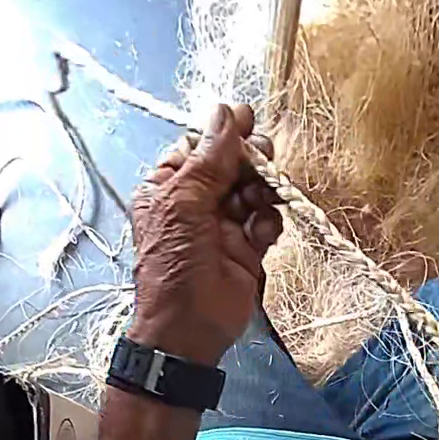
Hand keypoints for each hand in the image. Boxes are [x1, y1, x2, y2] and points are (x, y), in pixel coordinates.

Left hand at [129, 102, 282, 364]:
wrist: (189, 327)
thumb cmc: (175, 263)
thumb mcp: (183, 203)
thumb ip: (209, 158)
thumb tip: (227, 112)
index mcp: (168, 189)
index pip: (198, 149)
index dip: (222, 135)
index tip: (245, 120)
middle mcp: (196, 205)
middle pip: (230, 166)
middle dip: (248, 159)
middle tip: (261, 157)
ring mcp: (223, 228)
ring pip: (252, 191)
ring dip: (261, 188)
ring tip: (263, 194)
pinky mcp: (247, 250)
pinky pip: (265, 222)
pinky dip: (269, 220)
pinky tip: (264, 229)